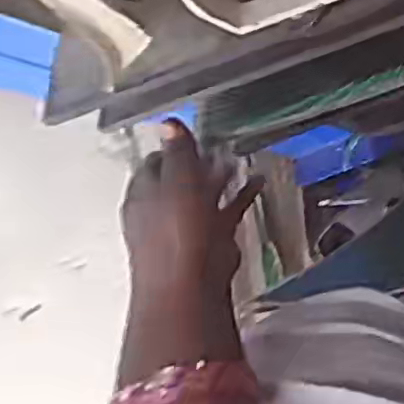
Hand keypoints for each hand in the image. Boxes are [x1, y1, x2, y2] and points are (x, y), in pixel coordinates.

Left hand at [121, 120, 261, 294]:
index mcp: (145, 194)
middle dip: (200, 160)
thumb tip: (168, 122)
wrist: (190, 282)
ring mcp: (187, 224)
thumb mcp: (177, 181)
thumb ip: (177, 151)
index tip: (195, 131)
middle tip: (221, 142)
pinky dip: (242, 194)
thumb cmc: (177, 229)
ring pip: (205, 192)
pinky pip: (228, 208)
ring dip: (222, 175)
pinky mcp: (211, 236)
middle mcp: (162, 208)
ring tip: (242, 157)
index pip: (156, 161)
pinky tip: (258, 182)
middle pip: (181, 177)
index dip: (174, 146)